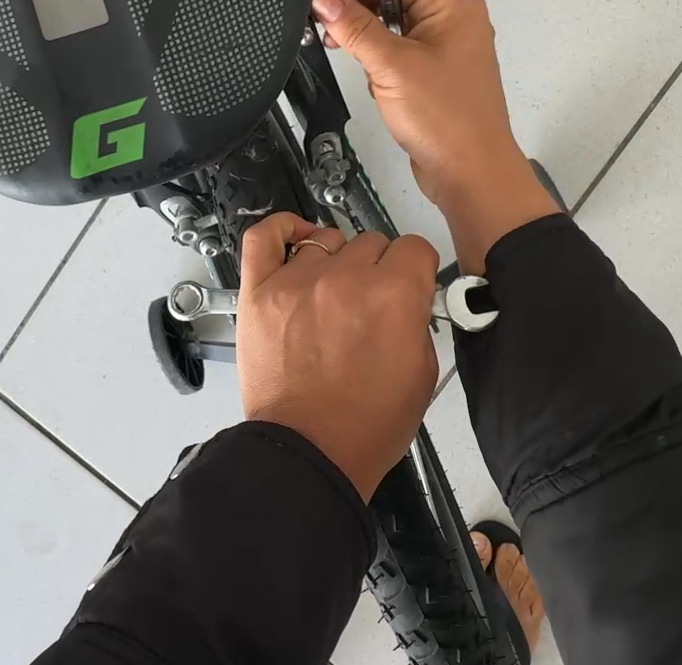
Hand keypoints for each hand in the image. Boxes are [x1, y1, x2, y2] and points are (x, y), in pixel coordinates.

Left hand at [237, 213, 440, 499]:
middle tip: (368, 303)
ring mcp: (297, 281)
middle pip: (371, 242)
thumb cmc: (366, 423)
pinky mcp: (260, 291)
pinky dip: (281, 230)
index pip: (413, 248)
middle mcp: (345, 278)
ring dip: (335, 262)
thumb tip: (408, 296)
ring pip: (326, 241)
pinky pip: (264, 237)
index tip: (408, 284)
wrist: (309, 452)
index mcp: (394, 295)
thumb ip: (416, 319)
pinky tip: (296, 239)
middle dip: (377, 269)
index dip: (415, 269)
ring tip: (331, 294)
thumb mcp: (422, 372)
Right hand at [312, 0, 559, 272]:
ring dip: (369, 46)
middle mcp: (452, 21)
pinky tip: (377, 85)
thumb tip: (326, 0)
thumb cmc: (448, 120)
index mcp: (453, 6)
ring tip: (368, 70)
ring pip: (390, 28)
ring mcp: (444, 48)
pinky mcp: (433, 73)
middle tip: (330, 31)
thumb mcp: (391, 66)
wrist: (469, 172)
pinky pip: (397, 54)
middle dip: (359, 18)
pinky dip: (380, 65)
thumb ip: (355, 28)